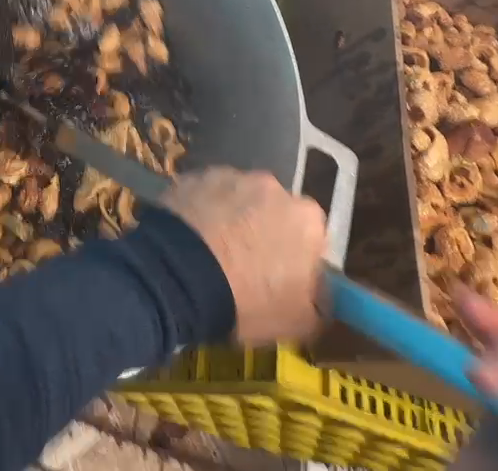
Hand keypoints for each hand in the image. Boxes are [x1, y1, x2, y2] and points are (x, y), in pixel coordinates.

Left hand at [161, 168, 325, 343]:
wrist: (178, 277)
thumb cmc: (248, 300)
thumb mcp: (300, 321)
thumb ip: (319, 300)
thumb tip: (317, 290)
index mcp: (306, 218)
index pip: (311, 235)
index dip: (297, 256)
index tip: (282, 277)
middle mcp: (271, 186)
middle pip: (273, 210)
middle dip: (263, 230)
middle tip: (244, 263)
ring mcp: (228, 176)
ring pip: (236, 199)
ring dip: (230, 217)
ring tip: (210, 251)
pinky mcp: (191, 177)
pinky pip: (203, 195)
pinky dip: (200, 210)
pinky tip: (188, 237)